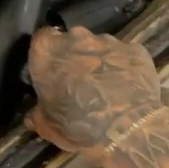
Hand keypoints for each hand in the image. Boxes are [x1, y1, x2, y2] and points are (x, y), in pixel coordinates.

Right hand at [25, 26, 168, 167]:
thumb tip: (33, 116)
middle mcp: (76, 38)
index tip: (50, 70)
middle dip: (72, 55)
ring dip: (97, 60)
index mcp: (47, 51)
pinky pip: (124, 54)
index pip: (41, 39)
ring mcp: (108, 41)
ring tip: (104, 85)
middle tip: (76, 79)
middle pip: (71, 40)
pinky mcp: (135, 49)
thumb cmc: (77, 125)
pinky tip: (126, 85)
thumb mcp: (47, 126)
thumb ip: (37, 114)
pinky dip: (123, 65)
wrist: (127, 130)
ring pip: (98, 46)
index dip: (46, 55)